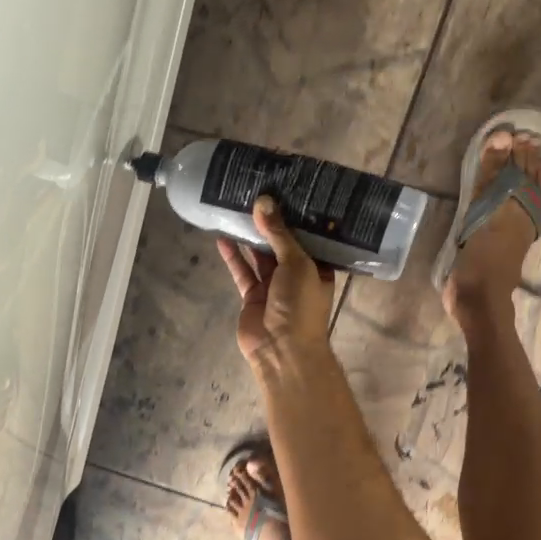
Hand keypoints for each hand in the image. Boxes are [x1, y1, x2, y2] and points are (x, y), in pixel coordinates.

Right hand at [217, 195, 335, 371]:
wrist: (282, 349)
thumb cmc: (300, 304)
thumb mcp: (296, 263)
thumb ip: (279, 233)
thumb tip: (263, 202)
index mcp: (318, 267)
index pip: (308, 236)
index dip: (296, 216)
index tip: (285, 191)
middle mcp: (297, 275)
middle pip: (281, 244)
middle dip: (270, 224)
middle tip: (256, 193)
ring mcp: (273, 286)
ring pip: (260, 256)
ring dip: (250, 237)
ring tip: (236, 210)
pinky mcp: (252, 296)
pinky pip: (242, 271)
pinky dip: (233, 256)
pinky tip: (222, 237)